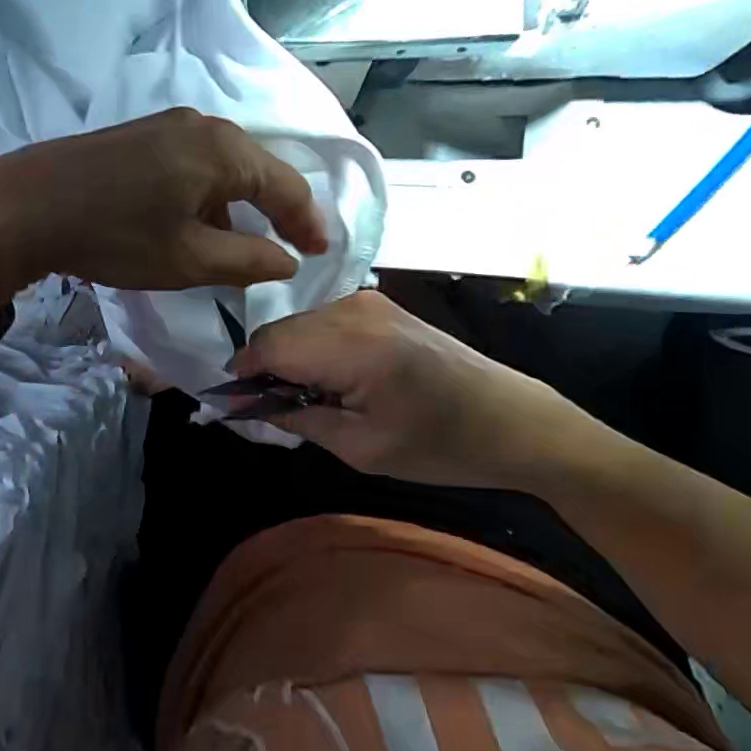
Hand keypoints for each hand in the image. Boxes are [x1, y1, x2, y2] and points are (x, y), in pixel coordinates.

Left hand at [0, 109, 329, 314]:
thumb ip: (249, 260)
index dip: (308, 223)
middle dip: (277, 210)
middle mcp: (202, 125)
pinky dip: (206, 193)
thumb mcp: (190, 259)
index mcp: (224, 150)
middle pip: (257, 169)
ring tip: (240, 244)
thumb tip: (288, 260)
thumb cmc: (115, 236)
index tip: (319, 254)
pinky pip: (193, 161)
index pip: (287, 186)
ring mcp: (166, 124)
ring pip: (223, 165)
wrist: (24, 207)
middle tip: (290, 246)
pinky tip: (193, 222)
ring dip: (238, 204)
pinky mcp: (140, 134)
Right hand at [229, 291, 605, 488]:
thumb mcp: (362, 448)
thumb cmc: (441, 445)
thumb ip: (298, 418)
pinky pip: (322, 320)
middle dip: (264, 368)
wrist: (512, 419)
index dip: (243, 376)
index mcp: (352, 345)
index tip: (237, 407)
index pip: (268, 346)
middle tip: (275, 410)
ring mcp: (367, 301)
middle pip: (279, 330)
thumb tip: (246, 405)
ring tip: (312, 397)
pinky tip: (334, 378)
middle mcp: (354, 309)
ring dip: (289, 357)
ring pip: (298, 323)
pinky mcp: (378, 305)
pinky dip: (312, 346)